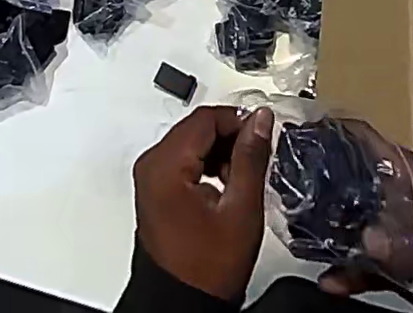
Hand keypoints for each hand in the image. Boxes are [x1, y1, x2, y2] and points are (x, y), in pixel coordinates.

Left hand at [132, 105, 275, 301]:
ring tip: (242, 175)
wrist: (182, 308)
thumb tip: (260, 120)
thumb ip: (251, 157)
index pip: (205, 119)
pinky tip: (226, 184)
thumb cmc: (205, 271)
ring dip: (220, 149)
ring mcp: (151, 176)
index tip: (261, 130)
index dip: (238, 120)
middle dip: (229, 136)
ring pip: (192, 141)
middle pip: (196, 127)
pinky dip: (207, 163)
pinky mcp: (155, 187)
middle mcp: (151, 165)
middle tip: (256, 154)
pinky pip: (184, 158)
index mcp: (165, 165)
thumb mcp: (240, 210)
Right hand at [318, 124, 412, 312]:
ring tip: (300, 229)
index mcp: (407, 175)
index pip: (364, 139)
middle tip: (289, 181)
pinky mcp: (394, 261)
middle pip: (350, 179)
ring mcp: (394, 228)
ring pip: (351, 220)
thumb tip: (364, 237)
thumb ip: (402, 242)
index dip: (333, 131)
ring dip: (328, 228)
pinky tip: (328, 278)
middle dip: (321, 182)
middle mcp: (395, 195)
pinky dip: (345, 270)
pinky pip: (361, 260)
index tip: (302, 132)